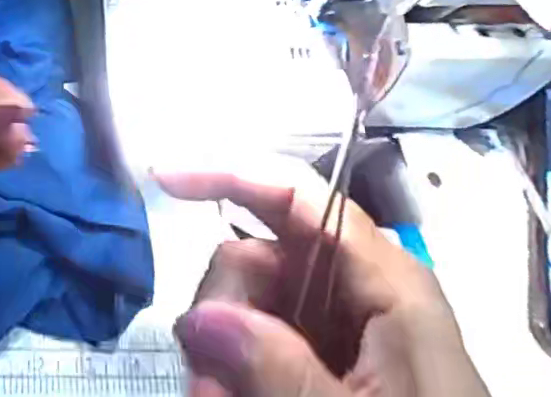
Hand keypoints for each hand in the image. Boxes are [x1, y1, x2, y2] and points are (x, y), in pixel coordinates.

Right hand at [158, 170, 489, 396]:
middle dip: (220, 311)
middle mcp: (355, 288)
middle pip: (258, 256)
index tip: (165, 183)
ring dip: (219, 353)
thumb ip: (282, 370)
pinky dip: (232, 372)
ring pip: (247, 303)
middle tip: (205, 385)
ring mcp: (338, 326)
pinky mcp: (325, 360)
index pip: (298, 195)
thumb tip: (198, 319)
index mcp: (385, 282)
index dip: (230, 174)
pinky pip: (258, 341)